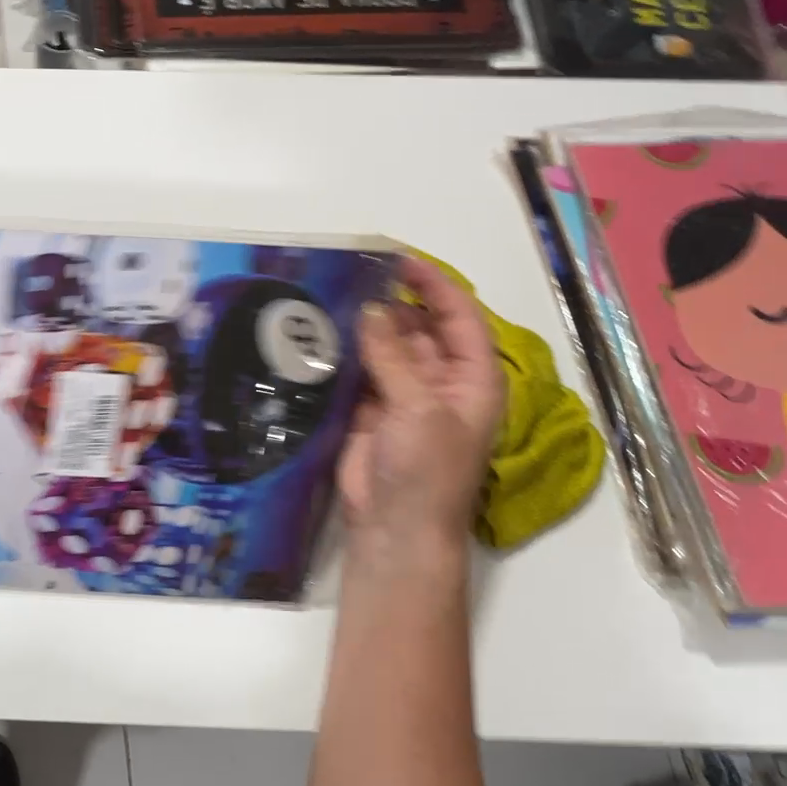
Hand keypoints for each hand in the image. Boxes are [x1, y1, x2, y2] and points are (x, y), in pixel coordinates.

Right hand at [338, 256, 503, 555]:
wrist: (395, 524)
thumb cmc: (427, 468)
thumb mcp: (419, 407)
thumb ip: (394, 357)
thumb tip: (371, 308)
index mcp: (471, 378)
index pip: (458, 319)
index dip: (433, 287)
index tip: (398, 261)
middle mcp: (438, 381)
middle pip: (417, 330)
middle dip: (390, 304)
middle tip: (350, 277)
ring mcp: (399, 397)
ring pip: (382, 351)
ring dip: (360, 330)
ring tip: (327, 301)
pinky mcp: (365, 414)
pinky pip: (353, 376)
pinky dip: (338, 359)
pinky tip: (314, 339)